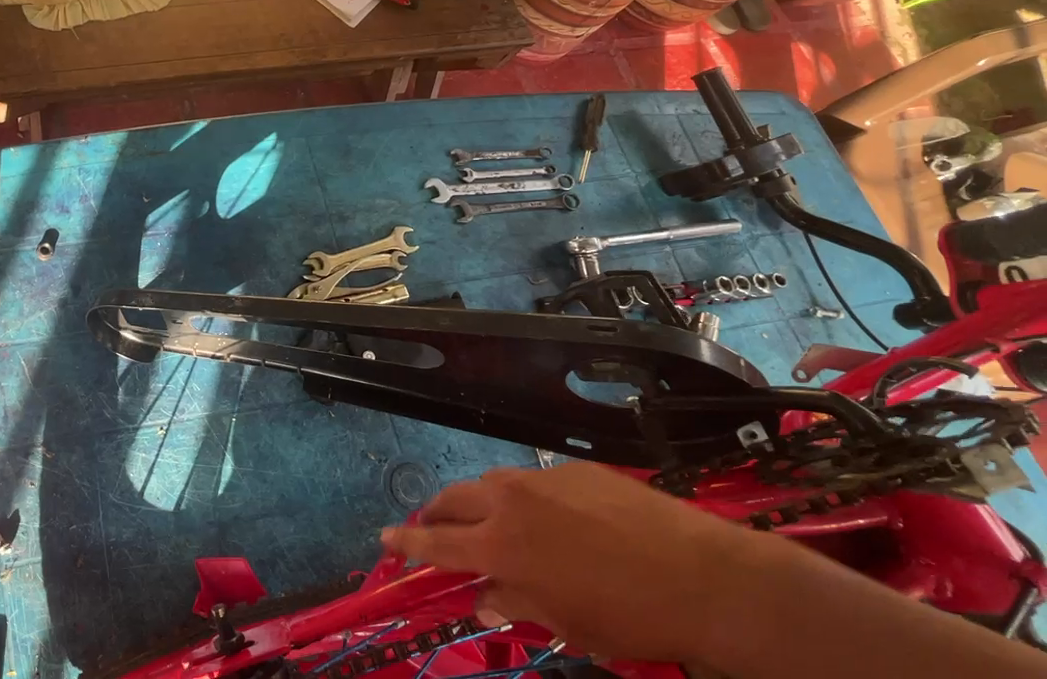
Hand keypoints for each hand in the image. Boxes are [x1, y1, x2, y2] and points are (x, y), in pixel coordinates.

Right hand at [380, 461, 795, 664]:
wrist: (708, 579)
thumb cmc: (631, 617)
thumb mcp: (566, 625)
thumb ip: (515, 605)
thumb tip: (483, 600)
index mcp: (501, 545)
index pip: (436, 542)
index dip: (407, 543)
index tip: (386, 540)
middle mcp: (510, 502)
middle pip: (453, 499)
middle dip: (435, 513)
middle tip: (431, 529)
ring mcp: (544, 479)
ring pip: (491, 483)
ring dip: (478, 502)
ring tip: (489, 523)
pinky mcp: (577, 470)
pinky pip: (536, 480)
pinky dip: (525, 499)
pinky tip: (553, 520)